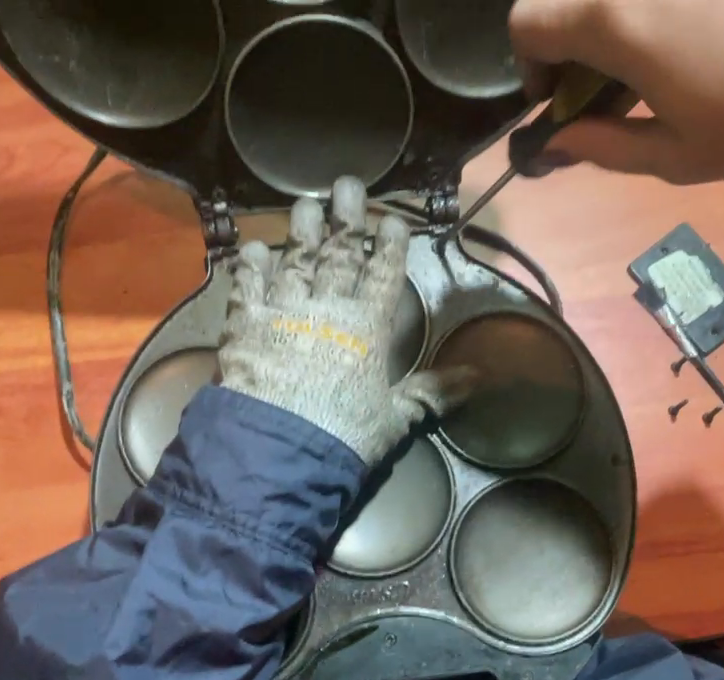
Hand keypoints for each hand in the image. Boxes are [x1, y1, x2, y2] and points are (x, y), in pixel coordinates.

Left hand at [218, 178, 466, 466]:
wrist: (280, 449)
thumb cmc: (345, 435)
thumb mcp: (395, 419)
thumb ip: (432, 393)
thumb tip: (479, 378)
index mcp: (367, 328)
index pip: (382, 276)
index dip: (389, 247)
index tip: (392, 220)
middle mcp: (326, 308)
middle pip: (339, 254)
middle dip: (346, 219)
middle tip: (347, 185)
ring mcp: (283, 311)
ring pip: (295, 259)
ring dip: (301, 231)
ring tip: (305, 205)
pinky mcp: (244, 324)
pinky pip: (248, 286)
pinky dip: (251, 266)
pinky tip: (254, 248)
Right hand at [509, 0, 723, 183]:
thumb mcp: (674, 156)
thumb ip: (600, 147)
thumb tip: (555, 141)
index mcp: (612, 20)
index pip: (526, 23)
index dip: (530, 67)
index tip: (560, 96)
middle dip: (568, 40)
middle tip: (608, 78)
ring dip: (613, 20)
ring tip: (659, 54)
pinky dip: (656, 12)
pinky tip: (696, 30)